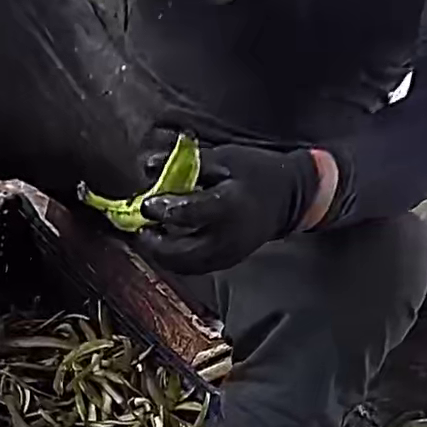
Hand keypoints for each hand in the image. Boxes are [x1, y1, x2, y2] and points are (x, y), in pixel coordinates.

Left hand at [134, 144, 320, 274]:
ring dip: (161, 252)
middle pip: (178, 252)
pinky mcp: (222, 265)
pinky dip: (174, 257)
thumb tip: (148, 166)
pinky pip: (191, 267)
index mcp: (228, 206)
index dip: (162, 209)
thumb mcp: (224, 159)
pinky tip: (167, 241)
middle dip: (154, 242)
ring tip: (150, 233)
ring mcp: (224, 256)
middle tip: (141, 226)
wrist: (286, 200)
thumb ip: (186, 165)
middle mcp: (225, 238)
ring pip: (181, 264)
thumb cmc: (254, 173)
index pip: (188, 213)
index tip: (145, 203)